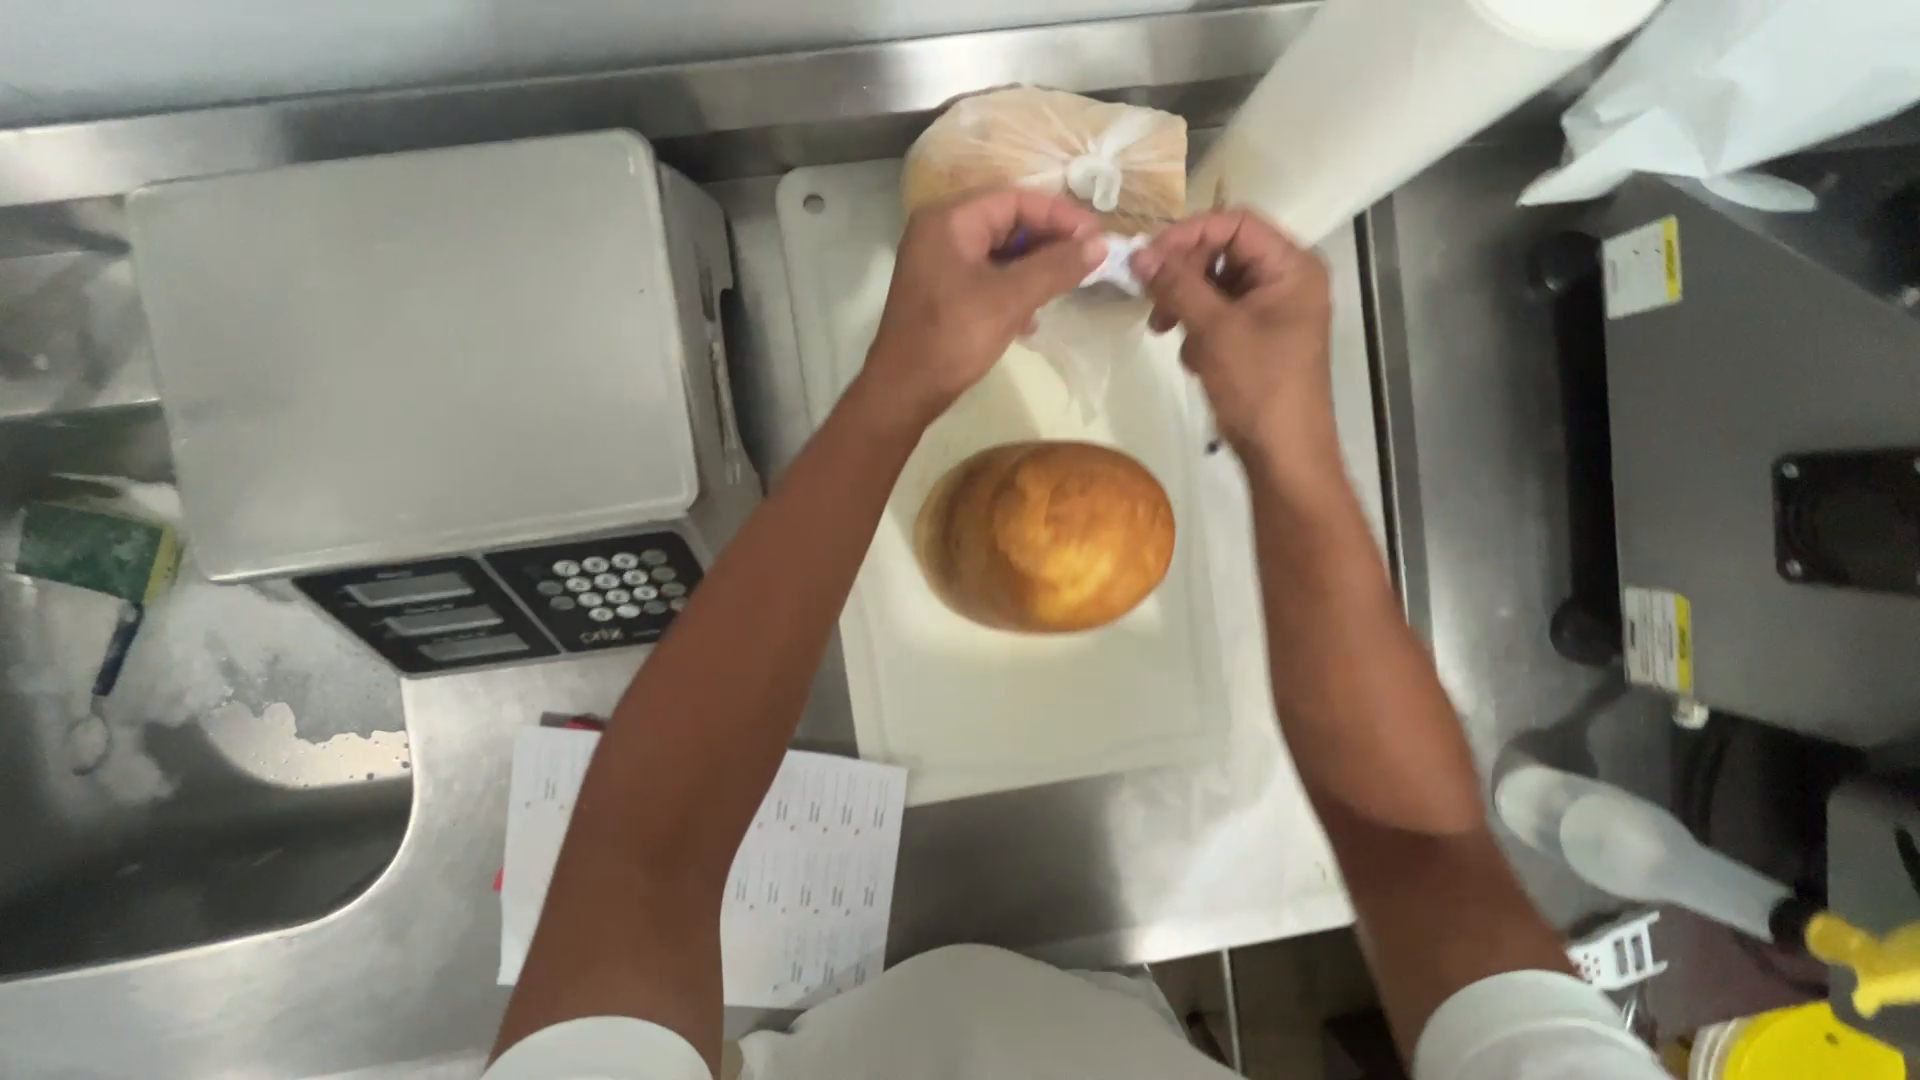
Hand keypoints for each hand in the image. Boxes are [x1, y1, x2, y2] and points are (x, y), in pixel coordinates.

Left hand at [859, 188, 1106, 426]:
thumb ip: (1056, 267)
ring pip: (999, 253)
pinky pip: (986, 278)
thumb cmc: (952, 338)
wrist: (903, 391)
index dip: (1060, 215)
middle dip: (1049, 243)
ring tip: (1066, 288)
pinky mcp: (942, 292)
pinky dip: (1013, 291)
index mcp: (949, 220)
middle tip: (1088, 261)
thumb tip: (1100, 244)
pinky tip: (1032, 319)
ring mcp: (939, 263)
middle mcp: (940, 232)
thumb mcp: (1010, 300)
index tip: (1096, 237)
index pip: (1015, 199)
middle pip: (1007, 223)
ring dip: (1034, 269)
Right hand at [1131, 208, 1340, 482]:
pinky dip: (1199, 330)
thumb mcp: (1214, 330)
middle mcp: (1286, 279)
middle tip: (1151, 300)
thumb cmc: (1258, 385)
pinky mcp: (1257, 337)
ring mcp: (1272, 310)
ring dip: (1186, 305)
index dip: (1188, 233)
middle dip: (1183, 274)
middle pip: (1223, 252)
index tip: (1146, 257)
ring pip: (1215, 286)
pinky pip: (1220, 315)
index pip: (1235, 223)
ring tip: (1167, 333)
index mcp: (1292, 266)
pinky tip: (1195, 359)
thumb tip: (1139, 254)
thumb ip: (1177, 285)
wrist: (1283, 452)